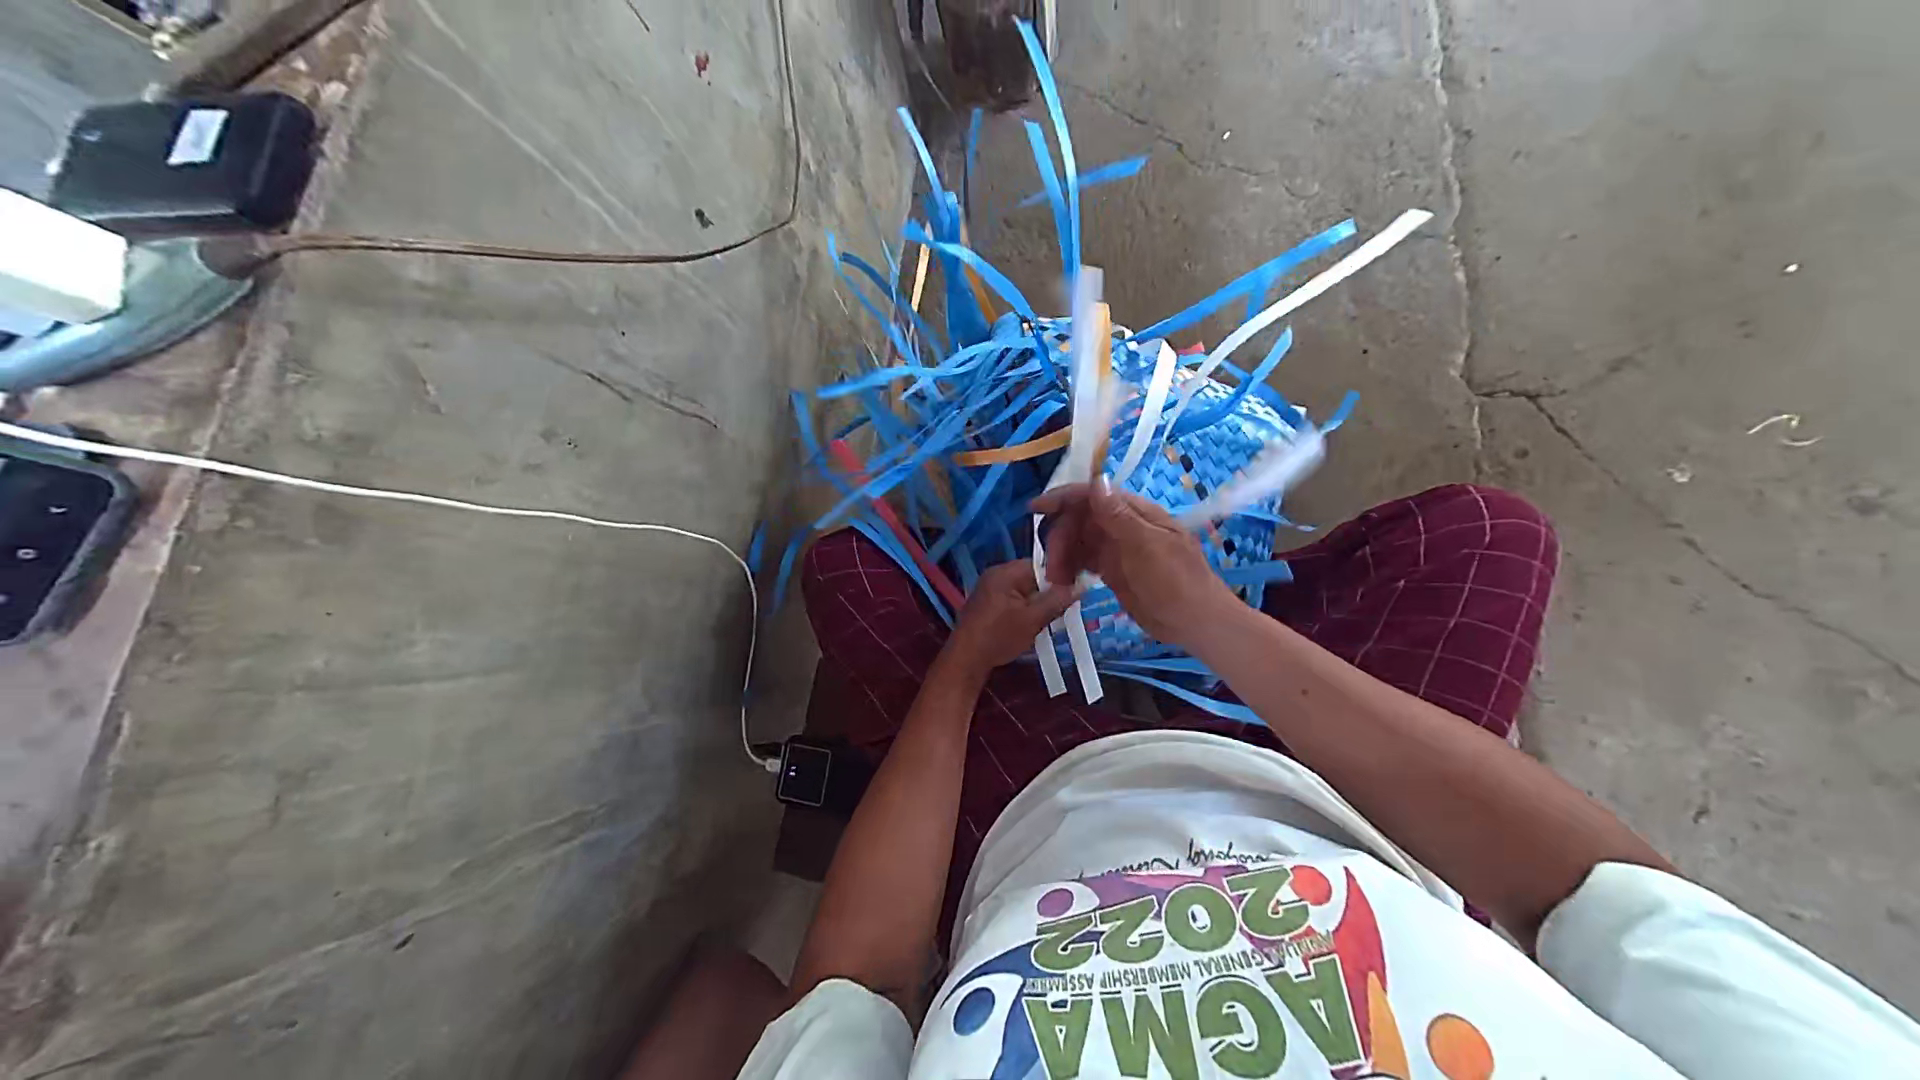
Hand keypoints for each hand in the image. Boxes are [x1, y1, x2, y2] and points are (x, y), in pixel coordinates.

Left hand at [942, 560, 1079, 675]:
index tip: (1074, 593)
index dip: (1060, 577)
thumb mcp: (1033, 619)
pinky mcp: (988, 604)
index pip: (1041, 564)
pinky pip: (1013, 599)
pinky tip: (1032, 623)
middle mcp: (995, 575)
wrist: (966, 660)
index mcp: (1005, 572)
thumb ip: (1057, 600)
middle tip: (1064, 608)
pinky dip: (1025, 609)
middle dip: (1049, 592)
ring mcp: (989, 589)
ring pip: (1024, 590)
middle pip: (1032, 577)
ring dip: (1037, 603)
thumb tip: (1082, 584)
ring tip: (1049, 618)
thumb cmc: (999, 637)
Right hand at [1032, 481, 1237, 648]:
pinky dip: (1071, 568)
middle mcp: (1123, 526)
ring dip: (1062, 556)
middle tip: (1051, 567)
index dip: (1062, 499)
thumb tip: (1097, 480)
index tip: (1035, 509)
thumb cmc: (1176, 581)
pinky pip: (1084, 561)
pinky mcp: (1113, 571)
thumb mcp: (1147, 547)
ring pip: (1078, 542)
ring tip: (1056, 581)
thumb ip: (1118, 516)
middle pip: (1080, 520)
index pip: (1092, 495)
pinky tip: (1064, 583)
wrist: (1196, 623)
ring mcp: (1117, 549)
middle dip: (1060, 538)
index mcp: (1135, 512)